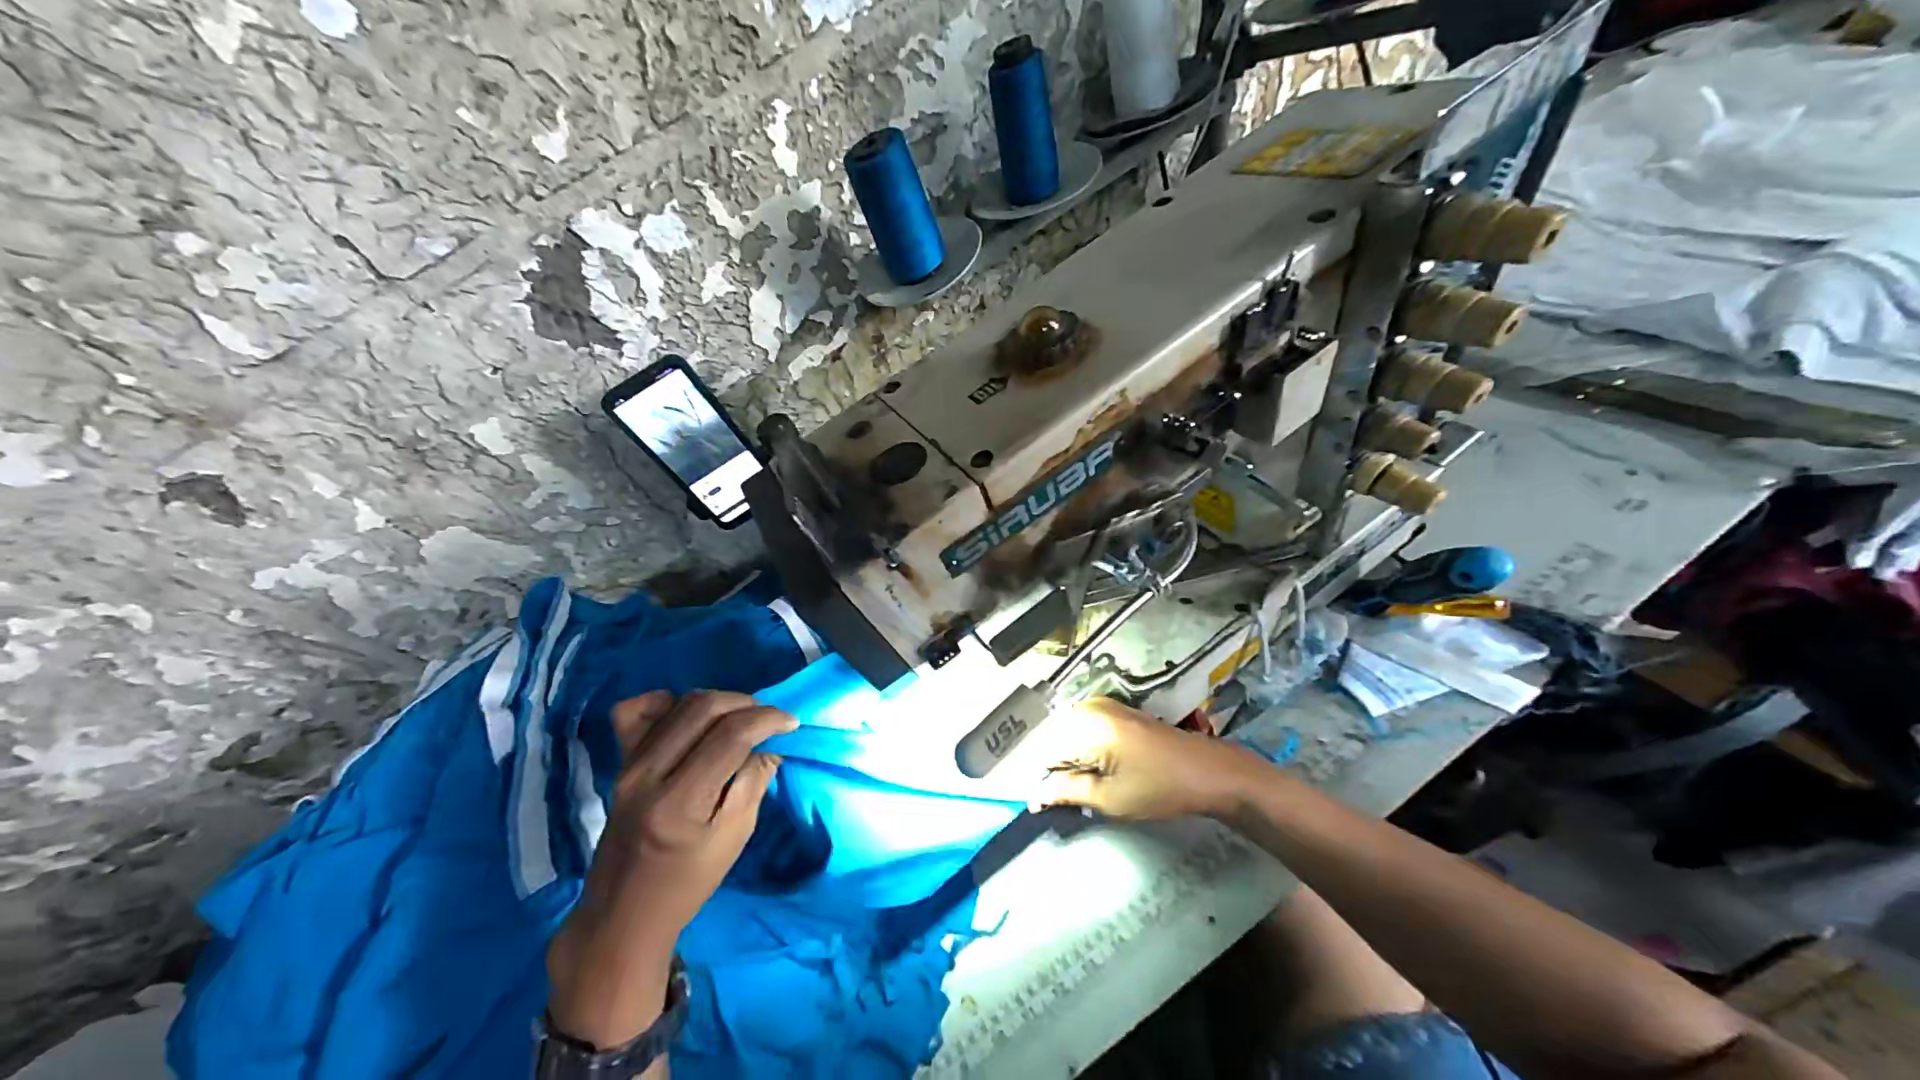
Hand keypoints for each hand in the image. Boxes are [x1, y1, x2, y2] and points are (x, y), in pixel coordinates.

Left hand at [547, 690, 796, 1047]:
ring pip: (678, 704)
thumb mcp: (734, 838)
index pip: (730, 734)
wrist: (624, 911)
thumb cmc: (688, 882)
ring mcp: (628, 764)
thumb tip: (769, 743)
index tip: (791, 723)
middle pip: (704, 708)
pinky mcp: (619, 762)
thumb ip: (753, 782)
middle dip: (746, 704)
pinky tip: (689, 716)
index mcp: (679, 800)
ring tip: (739, 720)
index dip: (768, 719)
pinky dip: (667, 702)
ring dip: (718, 702)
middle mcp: (648, 772)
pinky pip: (637, 711)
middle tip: (767, 720)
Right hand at [1031, 697, 1271, 820]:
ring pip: (1066, 734)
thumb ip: (1067, 791)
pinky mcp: (1114, 711)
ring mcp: (1103, 706)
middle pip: (1052, 738)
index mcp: (1087, 725)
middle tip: (1055, 798)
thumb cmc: (1160, 788)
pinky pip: (1082, 728)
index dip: (1037, 778)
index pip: (1043, 751)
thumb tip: (1033, 795)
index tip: (1037, 803)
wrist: (1210, 771)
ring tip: (1074, 787)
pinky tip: (1089, 771)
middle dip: (1050, 767)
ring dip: (1064, 759)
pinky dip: (1079, 749)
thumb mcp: (1110, 798)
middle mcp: (1090, 707)